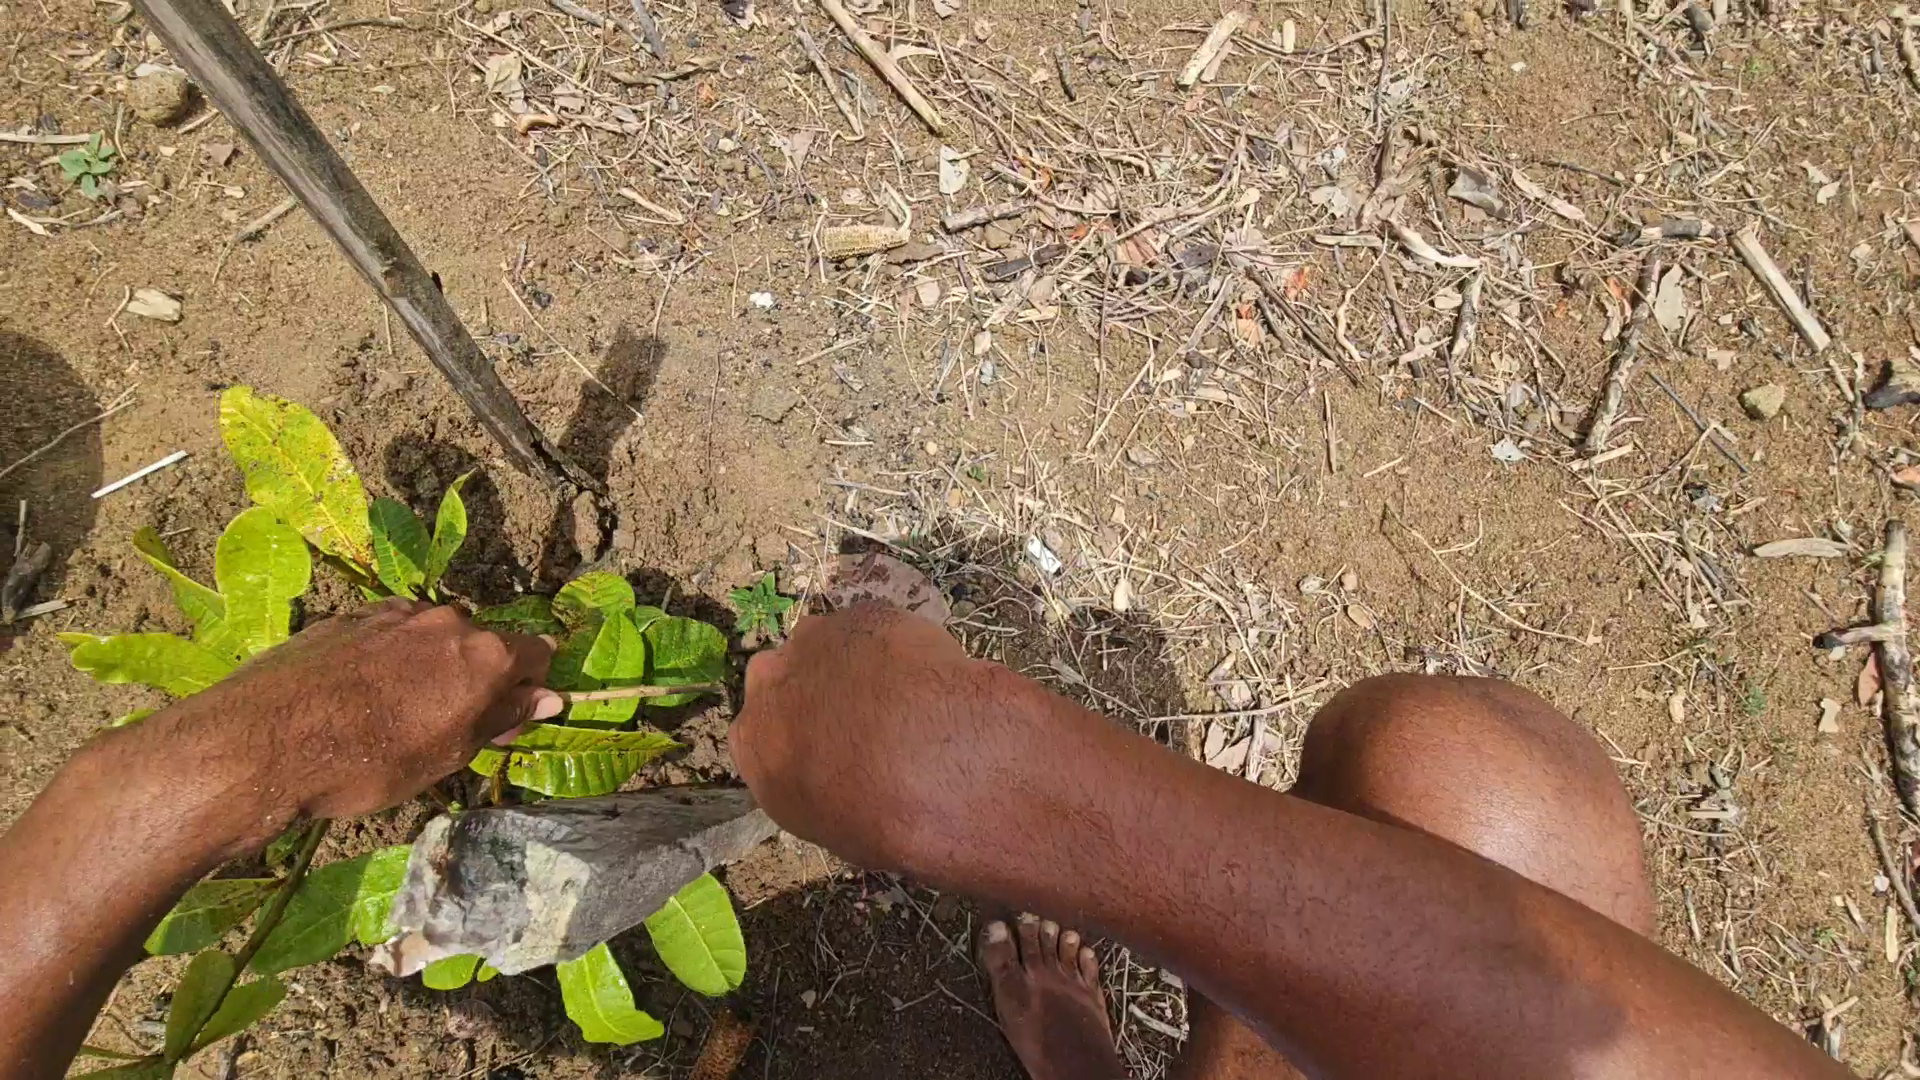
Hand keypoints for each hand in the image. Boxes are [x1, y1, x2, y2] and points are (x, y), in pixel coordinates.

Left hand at [120, 600, 558, 848]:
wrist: (254, 747)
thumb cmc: (369, 762)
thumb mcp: (451, 753)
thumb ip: (504, 717)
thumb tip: (549, 698)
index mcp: (488, 654)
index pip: (539, 654)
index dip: (529, 689)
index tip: (503, 722)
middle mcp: (451, 621)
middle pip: (487, 644)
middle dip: (479, 677)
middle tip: (447, 723)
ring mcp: (397, 615)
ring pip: (437, 637)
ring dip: (433, 665)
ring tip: (393, 710)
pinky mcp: (348, 617)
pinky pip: (391, 633)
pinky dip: (390, 657)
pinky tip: (357, 694)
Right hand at [730, 604, 1100, 877]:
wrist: (922, 760)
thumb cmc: (872, 815)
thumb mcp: (826, 823)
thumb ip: (815, 784)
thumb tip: (841, 778)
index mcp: (752, 739)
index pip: (764, 728)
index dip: (801, 732)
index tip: (832, 743)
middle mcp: (772, 680)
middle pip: (790, 675)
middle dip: (822, 687)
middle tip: (868, 714)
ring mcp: (818, 638)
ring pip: (835, 644)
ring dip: (860, 661)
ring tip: (905, 694)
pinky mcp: (865, 614)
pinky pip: (880, 629)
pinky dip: (900, 645)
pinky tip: (928, 674)